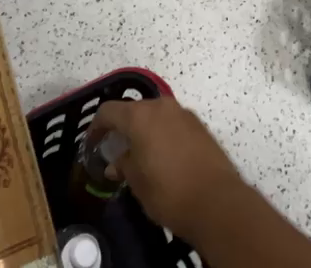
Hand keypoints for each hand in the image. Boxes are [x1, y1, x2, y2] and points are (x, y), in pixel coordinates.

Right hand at [90, 97, 250, 240]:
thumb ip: (124, 166)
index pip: (109, 111)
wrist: (218, 202)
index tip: (92, 143)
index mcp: (140, 116)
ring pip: (156, 116)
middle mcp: (162, 107)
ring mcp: (184, 114)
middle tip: (116, 150)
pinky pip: (173, 124)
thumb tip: (116, 163)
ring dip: (145, 130)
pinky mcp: (200, 126)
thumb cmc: (169, 192)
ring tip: (140, 155)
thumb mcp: (137, 183)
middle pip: (134, 110)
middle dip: (123, 128)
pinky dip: (163, 134)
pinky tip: (163, 157)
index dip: (96, 126)